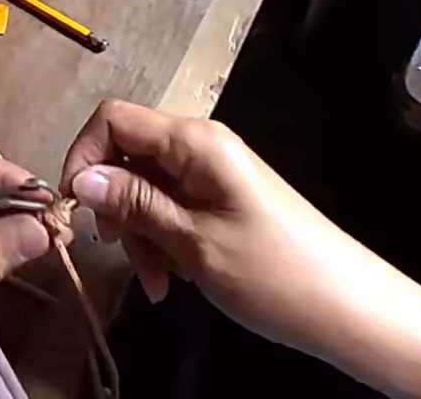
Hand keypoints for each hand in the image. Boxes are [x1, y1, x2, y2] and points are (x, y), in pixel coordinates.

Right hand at [60, 101, 420, 398]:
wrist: (346, 303)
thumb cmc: (270, 270)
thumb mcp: (191, 242)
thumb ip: (133, 202)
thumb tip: (78, 176)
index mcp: (193, 139)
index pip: (115, 117)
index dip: (84, 154)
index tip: (74, 209)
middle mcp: (200, 141)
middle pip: (130, 151)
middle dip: (115, 202)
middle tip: (124, 259)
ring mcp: (212, 167)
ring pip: (148, 181)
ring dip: (139, 228)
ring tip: (159, 282)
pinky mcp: (221, 192)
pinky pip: (173, 200)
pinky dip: (162, 234)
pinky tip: (174, 276)